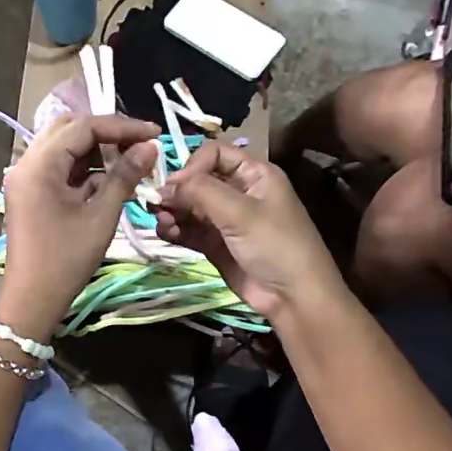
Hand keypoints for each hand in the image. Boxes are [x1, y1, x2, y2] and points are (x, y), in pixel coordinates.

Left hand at [0, 112, 159, 340]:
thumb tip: (150, 146)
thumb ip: (124, 176)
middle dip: (108, 134)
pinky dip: (86, 169)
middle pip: (70, 129)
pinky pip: (60, 168)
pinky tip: (111, 181)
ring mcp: (26, 178)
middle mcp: (27, 163)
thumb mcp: (100, 217)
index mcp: (39, 165)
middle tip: (142, 145)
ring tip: (131, 163)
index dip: (122, 126)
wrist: (32, 300)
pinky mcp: (30, 192)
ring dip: (98, 151)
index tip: (155, 133)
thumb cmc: (66, 260)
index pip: (83, 127)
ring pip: (65, 147)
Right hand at [154, 142, 347, 322]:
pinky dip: (177, 229)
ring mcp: (227, 221)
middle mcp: (240, 193)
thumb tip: (166, 184)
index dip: (193, 166)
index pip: (215, 154)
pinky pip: (191, 230)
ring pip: (192, 207)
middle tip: (158, 205)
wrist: (293, 296)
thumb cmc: (274, 245)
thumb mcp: (240, 212)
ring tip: (163, 222)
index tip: (175, 186)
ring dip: (174, 211)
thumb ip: (201, 192)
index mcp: (255, 175)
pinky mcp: (217, 245)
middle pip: (199, 180)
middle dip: (178, 191)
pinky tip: (166, 233)